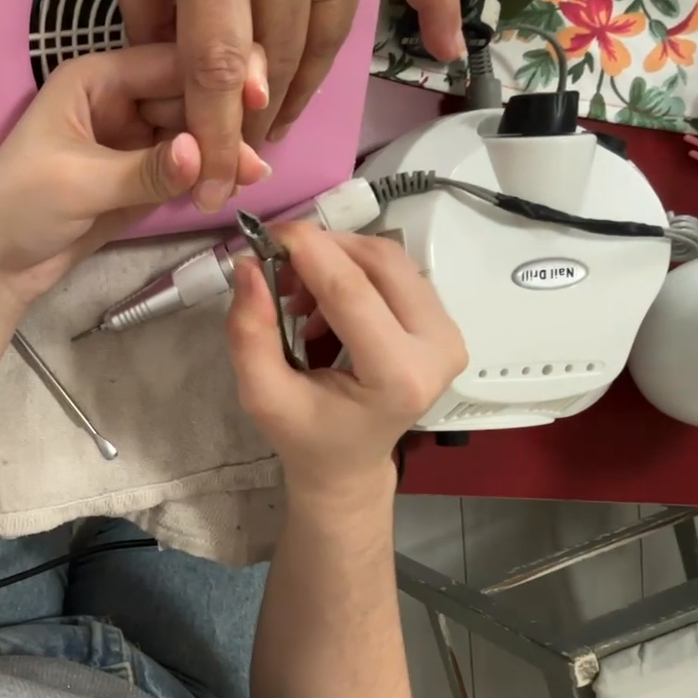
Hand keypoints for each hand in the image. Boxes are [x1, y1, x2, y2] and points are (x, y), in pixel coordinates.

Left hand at [0, 44, 267, 304]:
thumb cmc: (19, 207)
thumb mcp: (79, 182)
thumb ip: (143, 170)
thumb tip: (200, 153)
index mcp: (95, 79)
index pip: (168, 64)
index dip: (212, 78)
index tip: (256, 99)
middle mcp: (118, 101)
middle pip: (186, 98)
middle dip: (220, 122)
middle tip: (257, 153)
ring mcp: (130, 142)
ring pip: (188, 136)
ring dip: (217, 152)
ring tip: (254, 173)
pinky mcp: (137, 180)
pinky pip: (179, 171)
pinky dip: (203, 177)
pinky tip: (234, 184)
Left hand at [110, 0, 465, 211]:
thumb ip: (149, 3)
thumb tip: (168, 79)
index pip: (217, 74)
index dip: (215, 142)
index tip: (209, 195)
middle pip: (276, 63)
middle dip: (253, 123)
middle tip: (237, 157)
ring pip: (329, 31)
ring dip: (306, 87)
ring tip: (281, 124)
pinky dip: (435, 2)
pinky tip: (445, 51)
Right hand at [225, 225, 466, 496]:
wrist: (347, 463)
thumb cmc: (304, 436)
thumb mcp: (261, 394)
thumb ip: (249, 333)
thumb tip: (246, 266)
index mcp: (397, 376)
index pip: (353, 292)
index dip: (309, 252)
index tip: (267, 233)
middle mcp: (438, 349)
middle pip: (380, 263)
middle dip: (321, 251)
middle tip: (275, 265)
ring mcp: (450, 335)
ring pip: (390, 261)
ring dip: (336, 260)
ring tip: (297, 294)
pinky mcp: (446, 324)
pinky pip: (397, 273)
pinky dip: (352, 272)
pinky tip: (323, 303)